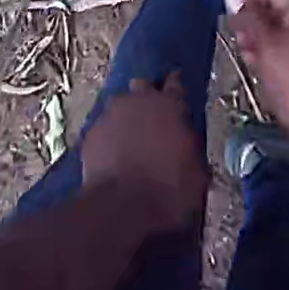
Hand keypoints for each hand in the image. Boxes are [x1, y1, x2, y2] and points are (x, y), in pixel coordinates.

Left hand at [79, 73, 205, 231]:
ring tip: (130, 137)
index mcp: (169, 105)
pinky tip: (112, 155)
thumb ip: (191, 149)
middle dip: (147, 95)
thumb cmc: (169, 190)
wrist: (122, 206)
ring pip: (120, 105)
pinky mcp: (92, 132)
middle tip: (152, 114)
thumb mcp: (196, 174)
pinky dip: (109, 136)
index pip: (175, 83)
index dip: (176, 84)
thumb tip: (189, 147)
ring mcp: (112, 113)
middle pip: (143, 85)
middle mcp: (139, 100)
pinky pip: (104, 128)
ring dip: (127, 115)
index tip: (176, 85)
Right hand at [227, 0, 288, 136]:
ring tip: (238, 42)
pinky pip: (281, 57)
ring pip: (277, 39)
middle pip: (277, 17)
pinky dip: (265, 56)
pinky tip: (251, 60)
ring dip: (256, 38)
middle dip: (252, 18)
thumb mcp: (267, 43)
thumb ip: (248, 18)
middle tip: (231, 21)